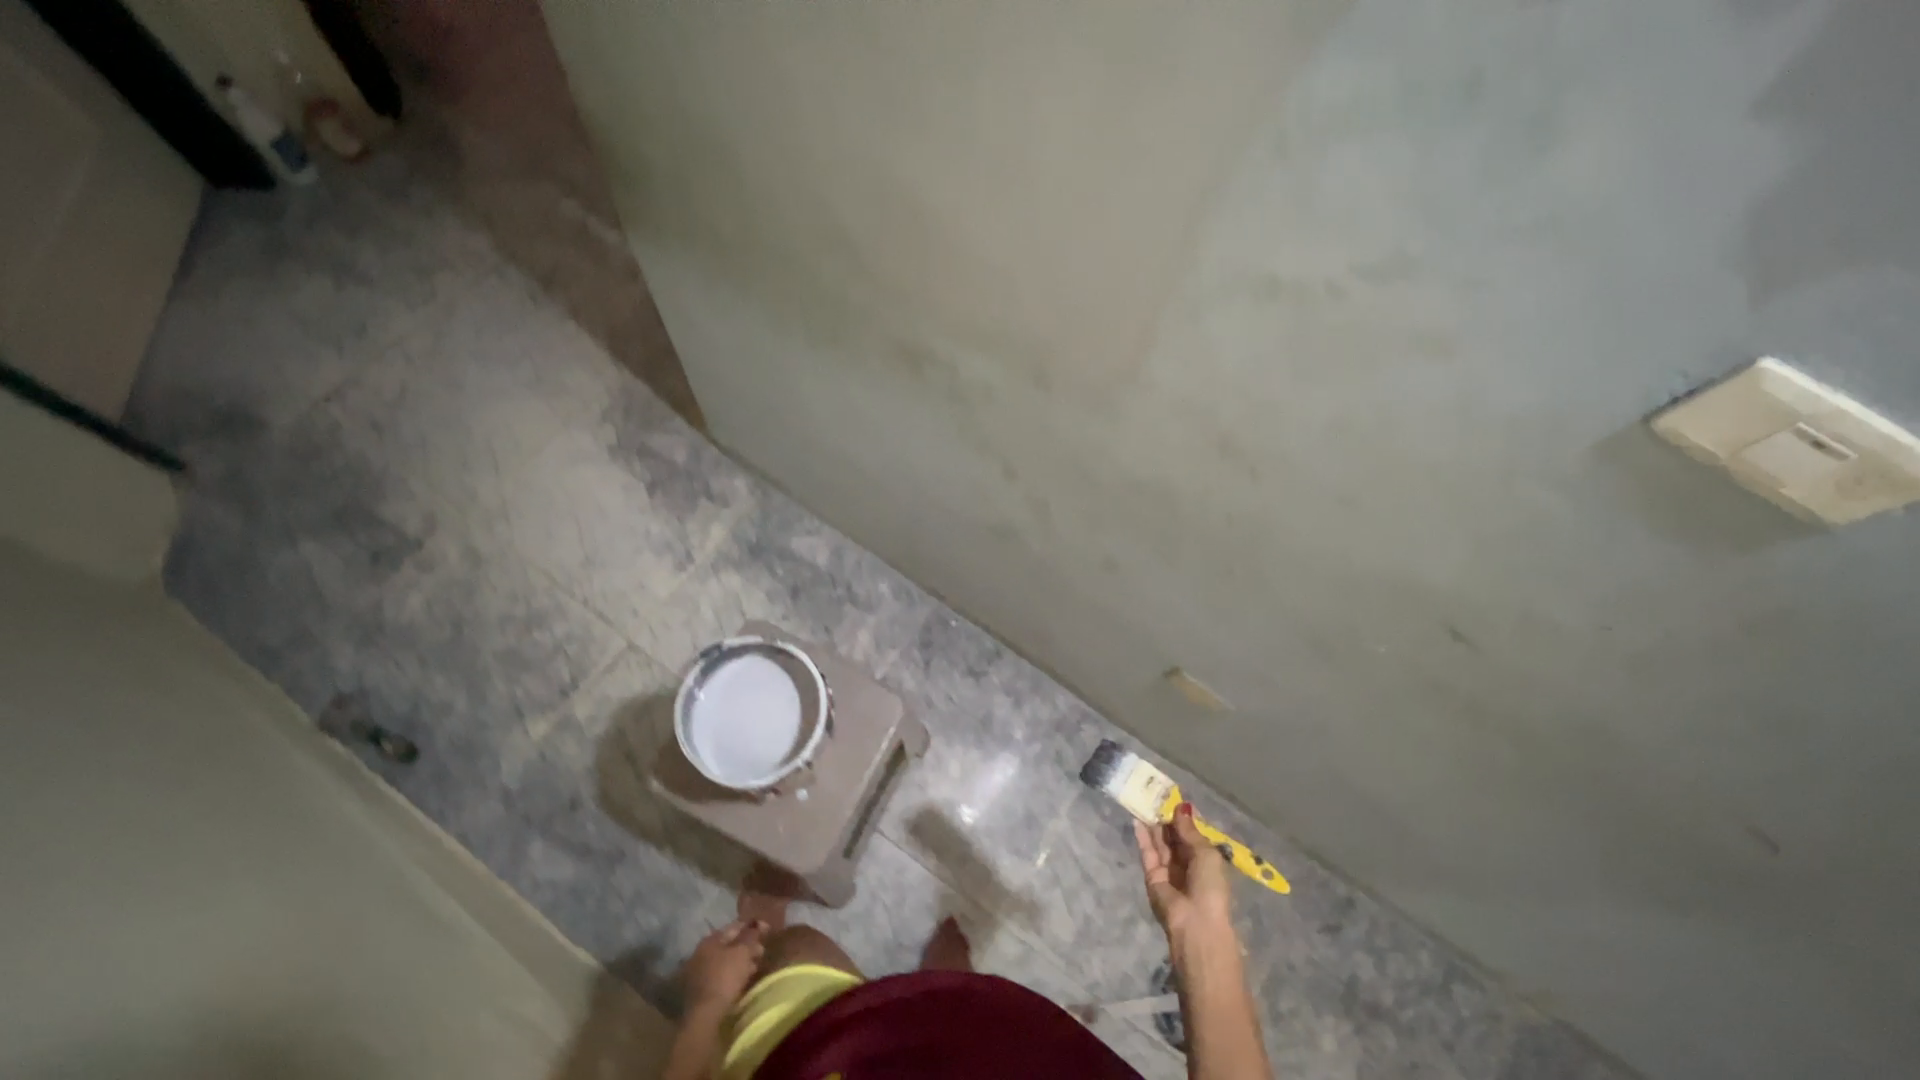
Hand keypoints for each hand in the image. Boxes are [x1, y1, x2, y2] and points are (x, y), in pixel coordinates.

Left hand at [682, 919, 767, 1010]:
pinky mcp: (700, 988)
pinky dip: (732, 975)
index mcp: (711, 940)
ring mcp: (698, 970)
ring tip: (754, 968)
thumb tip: (757, 923)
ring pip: (725, 961)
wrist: (705, 1013)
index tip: (767, 932)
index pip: (734, 927)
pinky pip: (721, 975)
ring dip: (740, 962)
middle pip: (729, 944)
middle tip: (762, 953)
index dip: (752, 927)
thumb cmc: (725, 976)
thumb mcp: (742, 952)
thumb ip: (751, 935)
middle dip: (747, 947)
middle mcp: (701, 952)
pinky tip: (741, 981)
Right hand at [1133, 803, 1233, 945]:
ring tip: (1145, 803)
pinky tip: (1138, 820)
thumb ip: (1190, 831)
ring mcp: (1168, 871)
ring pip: (1160, 844)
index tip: (1174, 798)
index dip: (1184, 818)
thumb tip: (1182, 807)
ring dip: (1154, 825)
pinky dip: (1143, 838)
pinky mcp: (1152, 877)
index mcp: (1206, 860)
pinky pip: (1148, 854)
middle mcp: (1187, 864)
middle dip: (1168, 819)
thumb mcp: (1206, 854)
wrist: (1196, 923)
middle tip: (1156, 797)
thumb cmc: (1210, 886)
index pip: (1192, 835)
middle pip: (1175, 838)